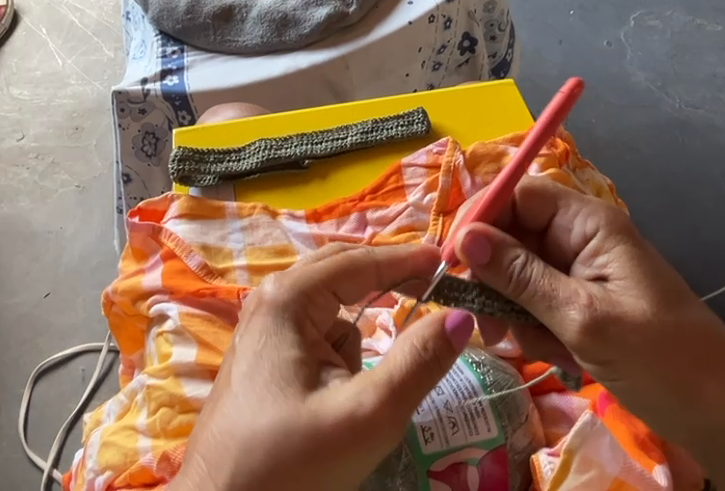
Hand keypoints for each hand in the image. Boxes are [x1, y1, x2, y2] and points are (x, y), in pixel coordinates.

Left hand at [173, 242, 476, 490]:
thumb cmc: (290, 464)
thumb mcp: (367, 415)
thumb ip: (417, 362)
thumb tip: (461, 316)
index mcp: (289, 298)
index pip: (360, 261)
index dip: (406, 259)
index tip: (448, 260)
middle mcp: (271, 299)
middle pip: (343, 272)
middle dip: (386, 284)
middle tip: (432, 294)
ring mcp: (263, 328)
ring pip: (332, 309)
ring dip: (360, 330)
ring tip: (370, 373)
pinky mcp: (263, 357)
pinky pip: (317, 335)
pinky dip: (341, 352)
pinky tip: (339, 394)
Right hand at [452, 176, 724, 420]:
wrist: (724, 419)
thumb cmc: (662, 359)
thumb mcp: (583, 318)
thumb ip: (520, 277)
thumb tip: (464, 238)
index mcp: (587, 223)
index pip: (518, 195)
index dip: (482, 219)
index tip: (451, 259)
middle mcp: (579, 239)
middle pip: (512, 236)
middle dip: (494, 277)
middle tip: (487, 321)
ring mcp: (580, 274)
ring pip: (518, 275)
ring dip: (513, 310)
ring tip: (528, 347)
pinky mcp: (581, 307)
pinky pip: (536, 304)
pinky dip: (533, 329)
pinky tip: (553, 357)